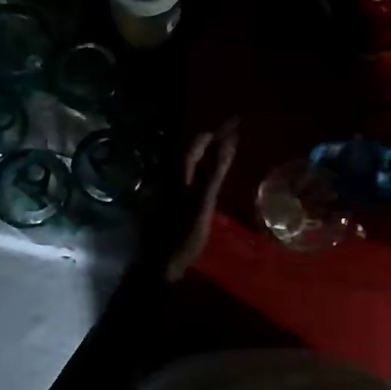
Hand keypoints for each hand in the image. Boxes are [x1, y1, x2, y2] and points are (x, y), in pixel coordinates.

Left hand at [141, 118, 239, 282]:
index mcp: (176, 175)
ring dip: (204, 156)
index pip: (195, 144)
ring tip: (223, 152)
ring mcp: (165, 192)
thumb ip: (215, 172)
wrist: (156, 266)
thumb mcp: (203, 204)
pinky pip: (185, 179)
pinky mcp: (166, 205)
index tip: (234, 123)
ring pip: (185, 166)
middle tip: (230, 134)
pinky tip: (206, 180)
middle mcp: (168, 178)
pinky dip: (200, 172)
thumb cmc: (182, 236)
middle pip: (188, 152)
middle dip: (209, 140)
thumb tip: (229, 140)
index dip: (214, 132)